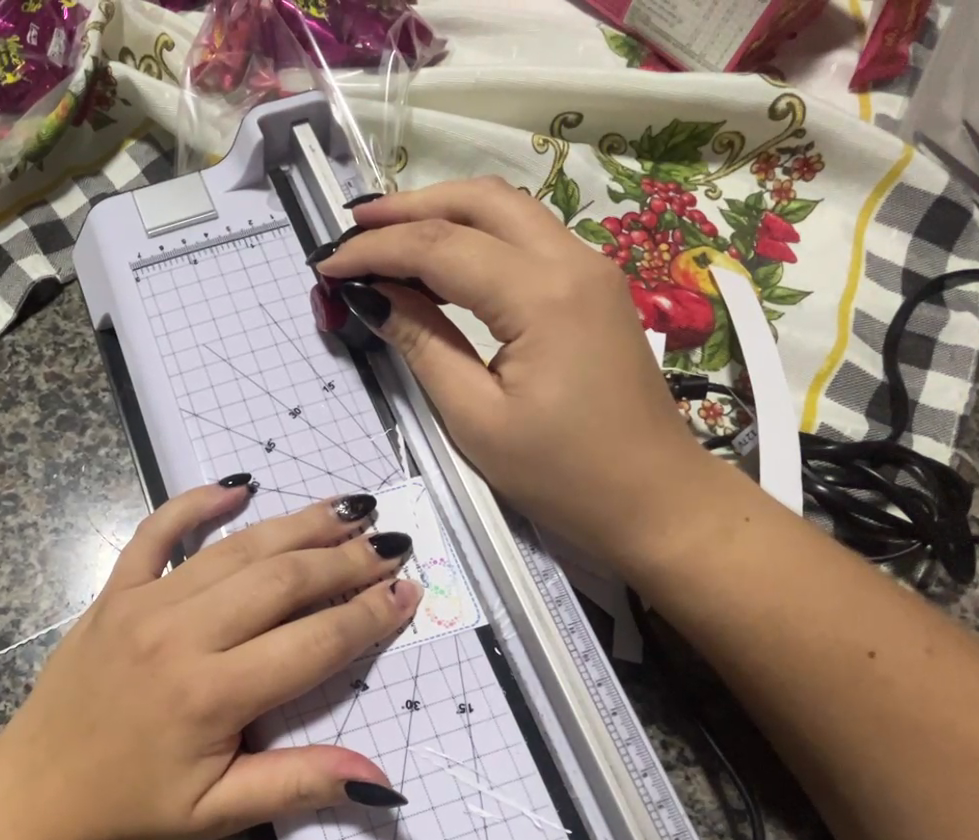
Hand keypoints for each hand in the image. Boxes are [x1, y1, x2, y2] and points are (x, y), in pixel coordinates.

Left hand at [0, 481, 422, 839]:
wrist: (40, 792)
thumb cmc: (134, 805)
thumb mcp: (221, 811)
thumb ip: (301, 784)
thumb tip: (385, 784)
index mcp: (213, 694)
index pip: (313, 642)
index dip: (368, 616)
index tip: (409, 592)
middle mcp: (182, 635)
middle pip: (282, 582)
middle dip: (345, 560)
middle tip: (393, 543)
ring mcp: (143, 604)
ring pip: (235, 551)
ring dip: (296, 526)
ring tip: (348, 510)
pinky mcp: (114, 592)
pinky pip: (156, 532)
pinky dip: (196, 502)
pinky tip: (238, 485)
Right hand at [315, 178, 722, 569]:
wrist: (653, 499)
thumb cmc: (561, 475)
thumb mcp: (475, 417)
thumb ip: (422, 345)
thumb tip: (372, 297)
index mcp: (541, 295)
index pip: (439, 247)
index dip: (374, 250)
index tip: (326, 264)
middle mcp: (571, 261)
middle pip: (478, 201)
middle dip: (407, 207)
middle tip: (350, 227)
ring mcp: (589, 269)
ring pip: (506, 211)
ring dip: (441, 214)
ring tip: (383, 237)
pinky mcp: (592, 289)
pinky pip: (524, 239)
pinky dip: (473, 237)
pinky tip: (437, 263)